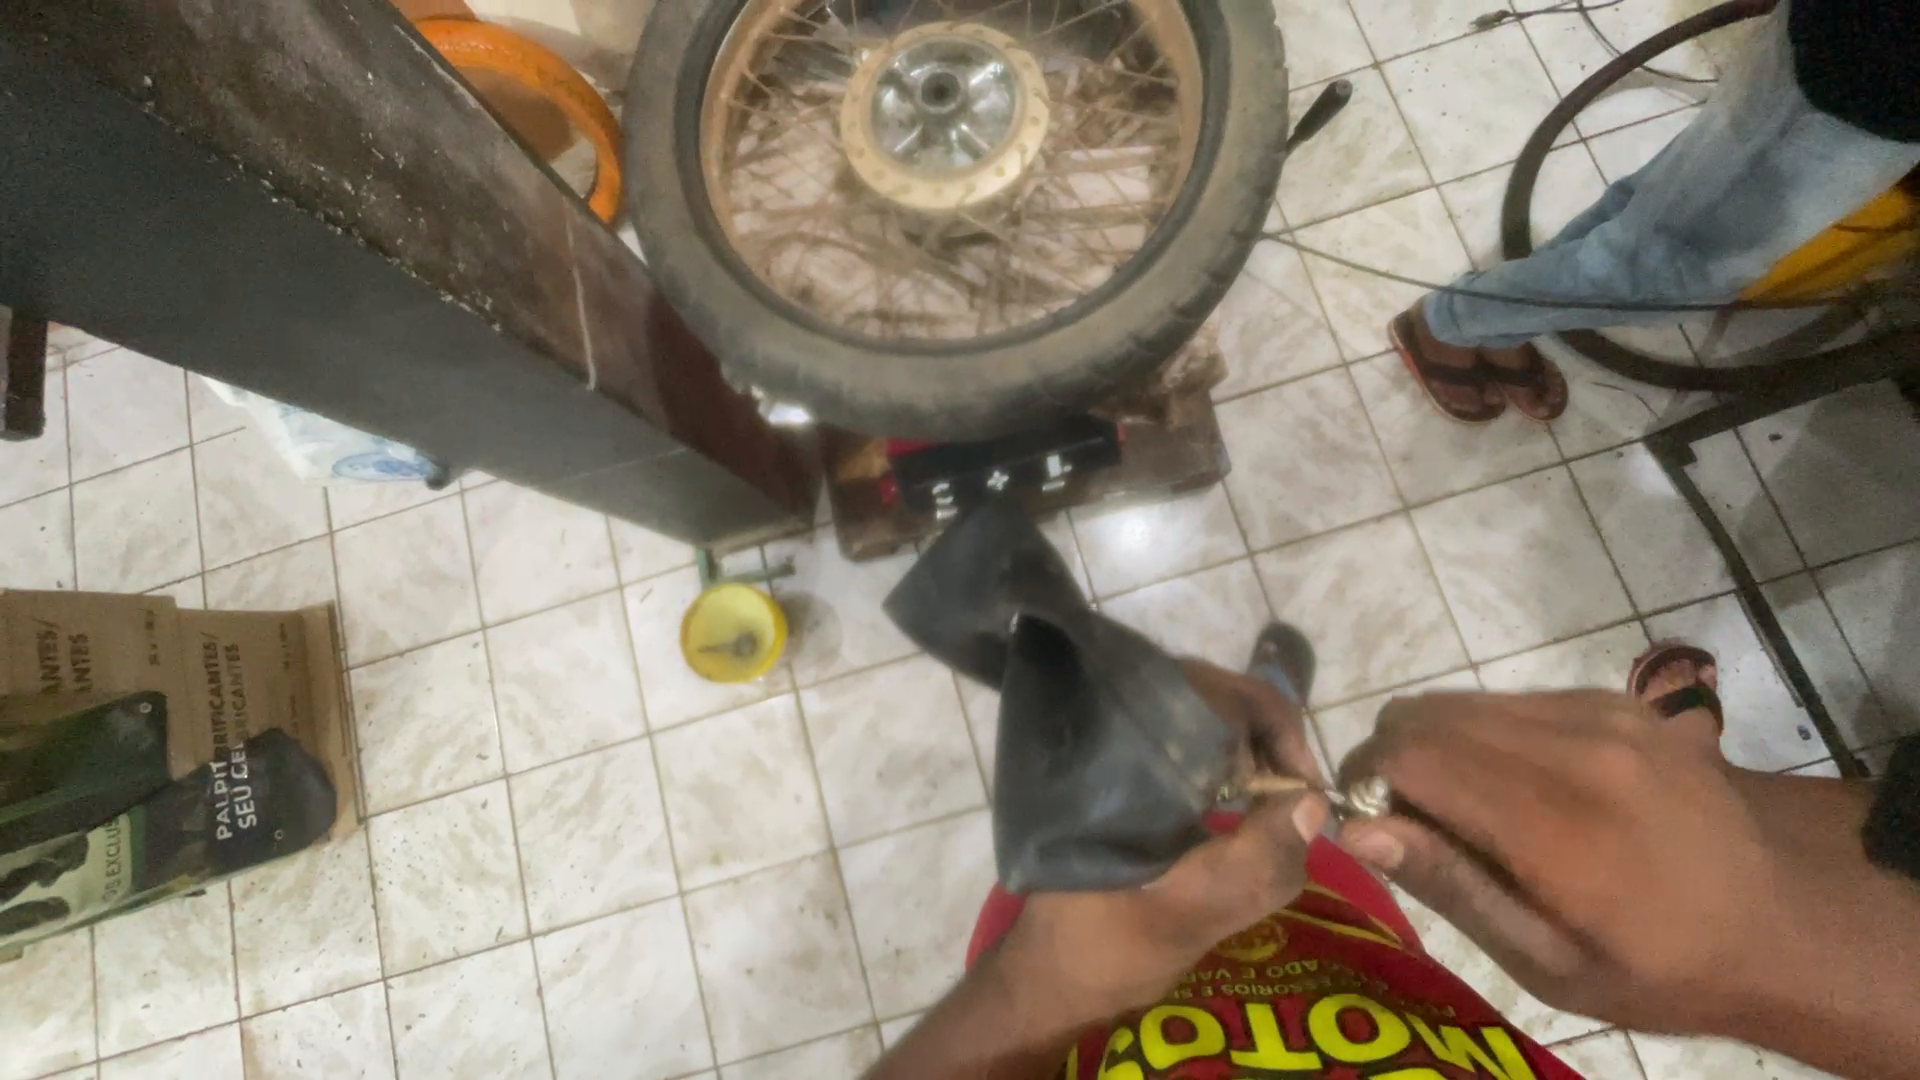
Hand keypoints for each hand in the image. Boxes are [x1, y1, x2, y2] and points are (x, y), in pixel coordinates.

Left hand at [994, 662, 1328, 1022]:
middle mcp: (1110, 734)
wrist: (1046, 969)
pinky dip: (1216, 757)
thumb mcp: (1186, 918)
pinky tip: (1231, 798)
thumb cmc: (1106, 948)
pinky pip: (1178, 738)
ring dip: (1242, 743)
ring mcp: (1110, 749)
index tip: (1305, 785)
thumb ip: (1253, 868)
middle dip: (1262, 732)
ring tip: (1269, 797)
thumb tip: (1312, 801)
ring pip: (1195, 712)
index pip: (1211, 693)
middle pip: (1206, 693)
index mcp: (1121, 756)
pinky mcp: (1114, 771)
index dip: (1273, 724)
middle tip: (1292, 793)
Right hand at [1333, 689, 1845, 1035]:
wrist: (1792, 915)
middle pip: (1415, 717)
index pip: (1406, 757)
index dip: (1365, 782)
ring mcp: (1594, 712)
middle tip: (1413, 817)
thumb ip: (1448, 885)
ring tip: (1465, 801)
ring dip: (1428, 744)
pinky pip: (1493, 699)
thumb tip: (1354, 828)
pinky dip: (1473, 734)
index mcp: (1559, 825)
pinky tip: (1513, 781)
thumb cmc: (1659, 962)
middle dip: (1388, 760)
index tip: (1374, 822)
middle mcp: (1573, 747)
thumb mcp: (1548, 962)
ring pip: (1446, 701)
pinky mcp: (1604, 697)